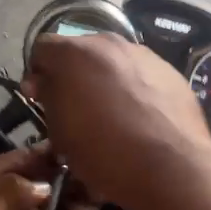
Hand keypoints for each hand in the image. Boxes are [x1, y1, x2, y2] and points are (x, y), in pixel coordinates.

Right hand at [23, 34, 210, 209]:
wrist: (172, 166)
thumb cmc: (106, 151)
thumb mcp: (60, 131)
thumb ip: (48, 97)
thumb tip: (43, 82)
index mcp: (76, 53)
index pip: (43, 48)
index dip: (37, 73)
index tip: (40, 99)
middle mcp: (111, 43)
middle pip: (81, 51)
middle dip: (73, 74)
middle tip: (75, 108)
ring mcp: (145, 54)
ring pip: (114, 61)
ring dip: (105, 80)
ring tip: (111, 115)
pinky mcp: (171, 70)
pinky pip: (141, 74)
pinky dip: (134, 88)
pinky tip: (139, 117)